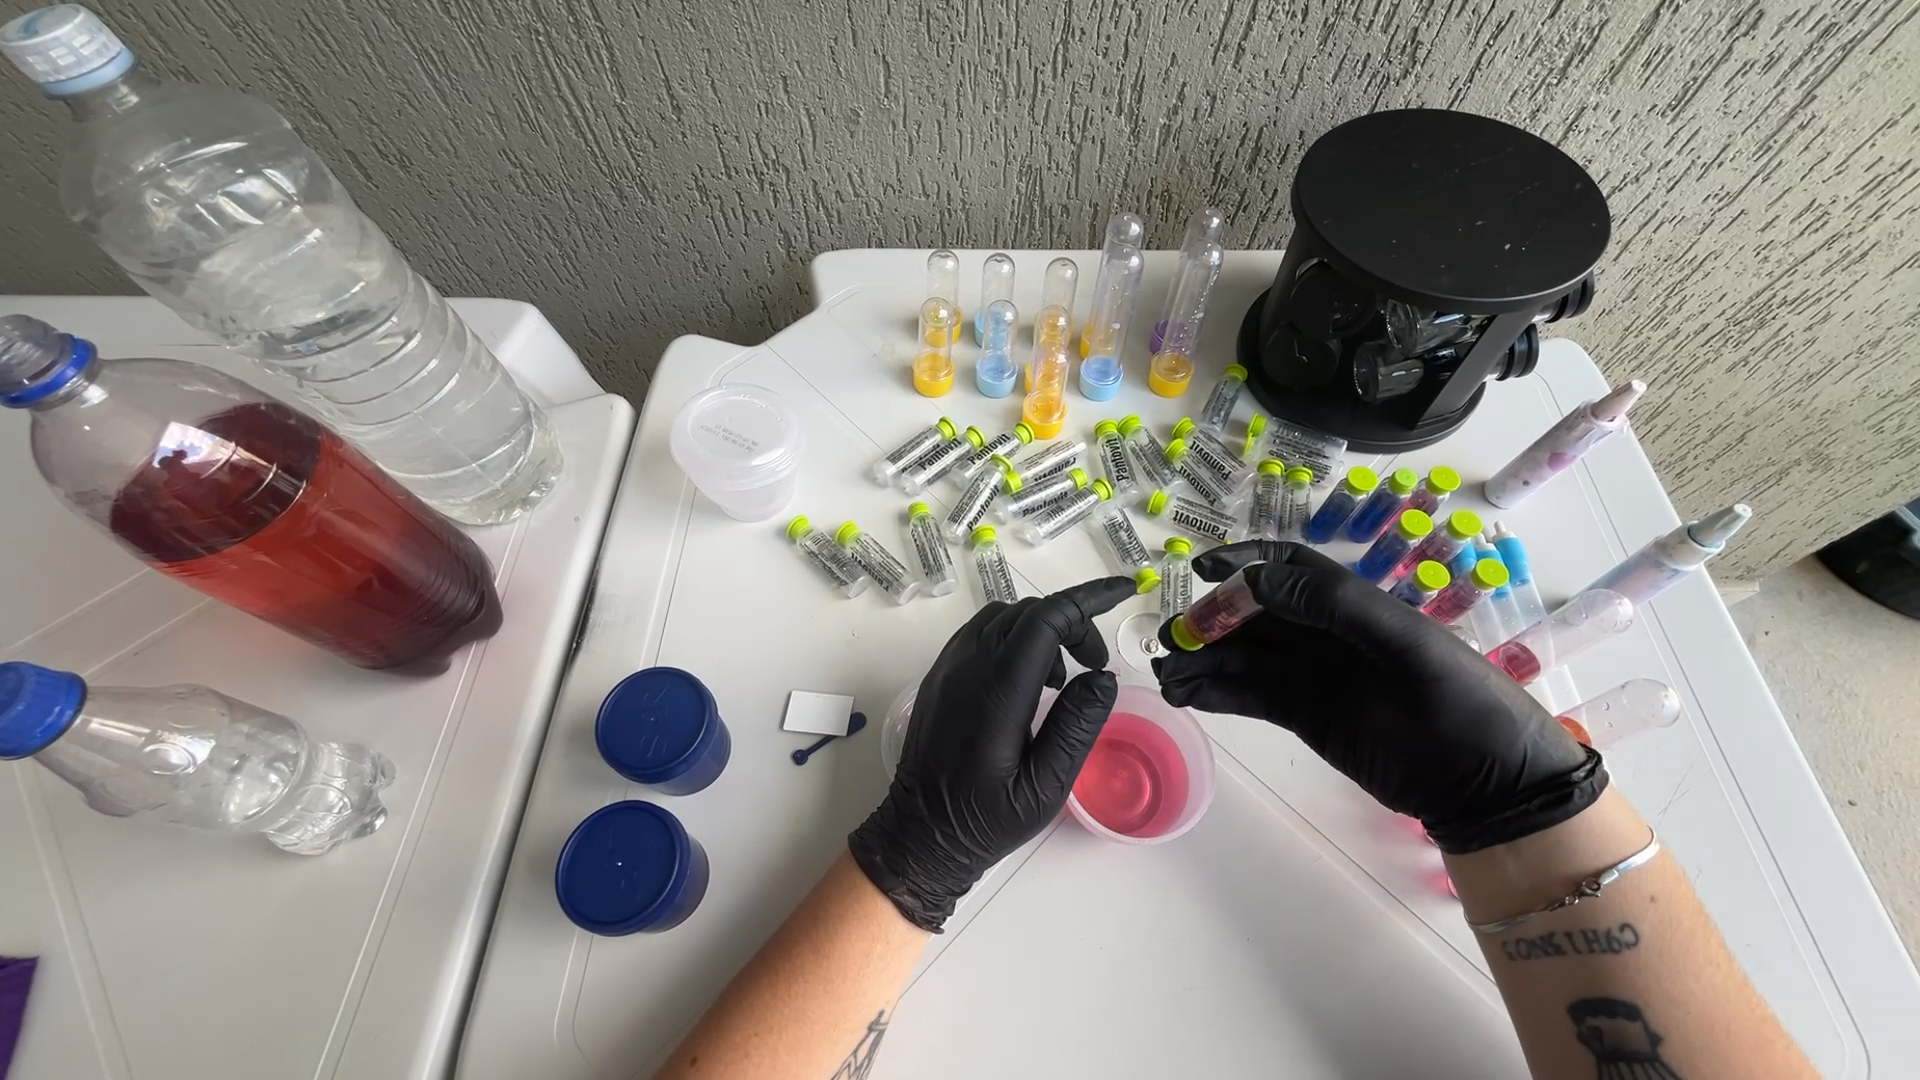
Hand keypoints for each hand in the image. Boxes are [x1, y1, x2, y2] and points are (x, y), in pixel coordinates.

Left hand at [850, 576, 1136, 931]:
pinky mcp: (940, 675)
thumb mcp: (1045, 787)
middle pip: (1026, 612)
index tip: (1123, 593)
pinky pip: (980, 632)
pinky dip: (1014, 637)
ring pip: (1002, 617)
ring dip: (1041, 629)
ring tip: (1061, 677)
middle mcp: (968, 667)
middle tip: (1094, 663)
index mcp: (997, 692)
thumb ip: (1076, 728)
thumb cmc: (985, 819)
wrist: (919, 833)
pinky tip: (1029, 678)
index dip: (1087, 599)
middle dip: (1072, 622)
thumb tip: (1102, 678)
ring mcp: (948, 668)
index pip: (1045, 620)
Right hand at [1152, 541, 1603, 852]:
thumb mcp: (1405, 644)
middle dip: (1209, 621)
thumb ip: (1334, 607)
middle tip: (1173, 638)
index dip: (1242, 563)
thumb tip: (1254, 581)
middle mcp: (1321, 634)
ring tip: (1167, 675)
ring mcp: (1308, 676)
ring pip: (1241, 658)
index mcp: (1348, 606)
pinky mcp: (1300, 717)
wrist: (1488, 784)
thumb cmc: (1460, 702)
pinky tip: (1185, 696)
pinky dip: (1214, 694)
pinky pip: (1247, 697)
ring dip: (1202, 661)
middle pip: (1250, 616)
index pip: (1285, 569)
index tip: (1202, 568)